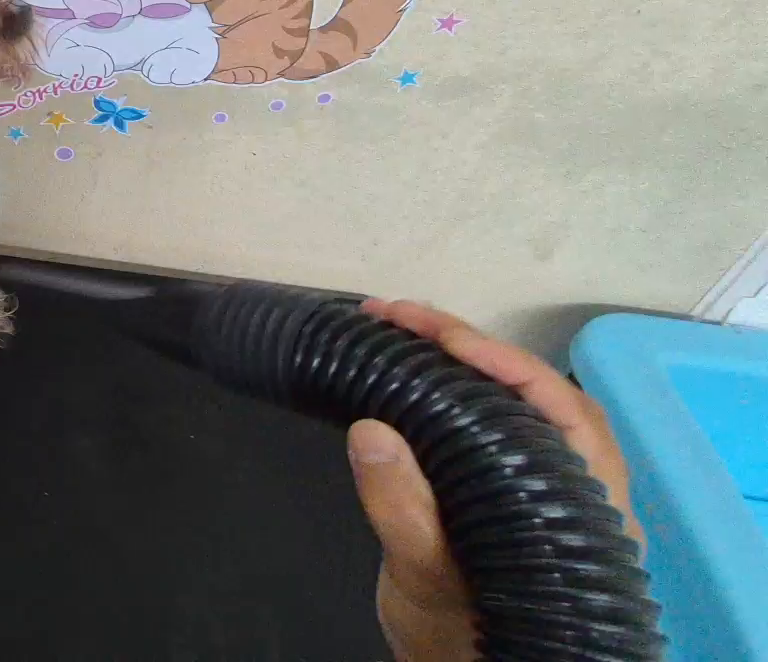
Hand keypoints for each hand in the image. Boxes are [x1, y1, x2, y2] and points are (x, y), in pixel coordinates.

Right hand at [347, 299, 642, 661]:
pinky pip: (479, 418)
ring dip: (453, 358)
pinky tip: (404, 374)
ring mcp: (531, 485)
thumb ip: (404, 511)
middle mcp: (567, 487)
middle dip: (463, 342)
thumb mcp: (425, 578)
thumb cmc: (458, 634)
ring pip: (508, 402)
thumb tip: (370, 429)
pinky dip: (443, 383)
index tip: (426, 331)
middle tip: (390, 315)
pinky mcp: (493, 486)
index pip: (557, 409)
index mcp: (575, 508)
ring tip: (392, 330)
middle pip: (534, 393)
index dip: (497, 359)